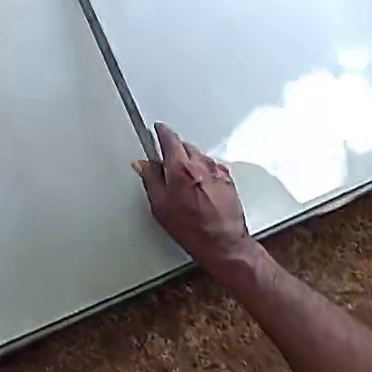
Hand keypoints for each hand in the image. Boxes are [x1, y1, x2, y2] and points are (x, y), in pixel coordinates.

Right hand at [134, 122, 264, 279]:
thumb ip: (151, 179)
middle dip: (175, 151)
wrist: (222, 242)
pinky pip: (211, 167)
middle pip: (185, 146)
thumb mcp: (160, 205)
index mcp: (181, 168)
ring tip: (184, 183)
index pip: (170, 139)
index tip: (158, 129)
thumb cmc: (193, 229)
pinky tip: (199, 188)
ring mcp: (217, 170)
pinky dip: (203, 171)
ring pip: (199, 156)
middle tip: (167, 164)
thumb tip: (143, 165)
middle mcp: (201, 164)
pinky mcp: (228, 178)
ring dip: (190, 162)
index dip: (162, 132)